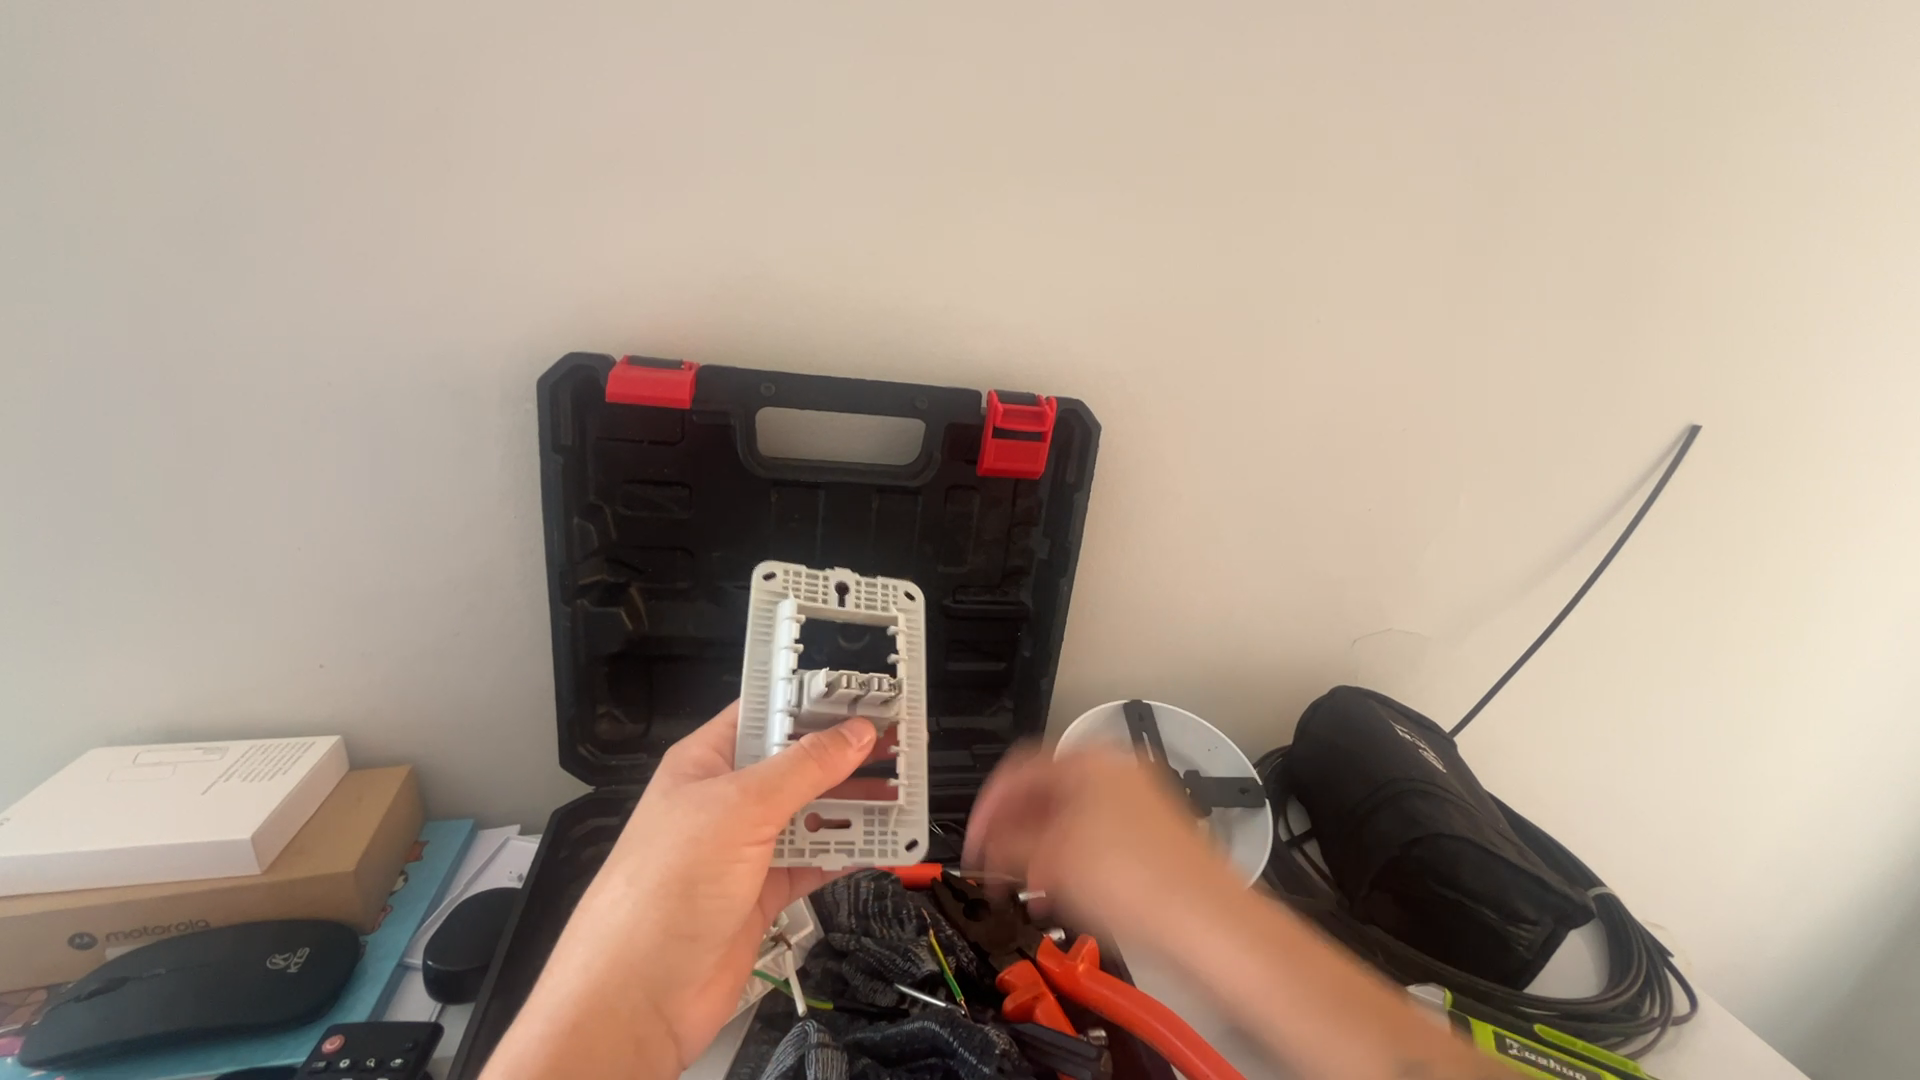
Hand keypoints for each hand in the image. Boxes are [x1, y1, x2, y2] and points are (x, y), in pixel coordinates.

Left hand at [484, 701, 875, 1077]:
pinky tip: (881, 843)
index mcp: (707, 762)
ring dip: (856, 805)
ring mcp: (746, 847)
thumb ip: (803, 767)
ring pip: (813, 813)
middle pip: (798, 764)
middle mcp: (728, 800)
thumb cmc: (663, 890)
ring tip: (901, 792)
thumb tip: (854, 732)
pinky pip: (817, 860)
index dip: (814, 701)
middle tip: (897, 743)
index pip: (768, 713)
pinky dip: (849, 852)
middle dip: (846, 754)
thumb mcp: (740, 809)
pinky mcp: (763, 890)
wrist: (637, 1001)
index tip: (864, 694)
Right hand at [963, 743, 1244, 949]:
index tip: (975, 839)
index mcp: (1090, 760)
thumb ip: (1008, 844)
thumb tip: (990, 844)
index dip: (988, 807)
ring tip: (1026, 885)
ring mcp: (1139, 801)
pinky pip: (1096, 838)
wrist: (1207, 921)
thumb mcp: (1051, 859)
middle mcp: (1117, 771)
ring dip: (1040, 849)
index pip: (1019, 769)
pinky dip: (1071, 860)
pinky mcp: (1154, 836)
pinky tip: (1062, 893)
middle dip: (1015, 830)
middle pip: (1046, 792)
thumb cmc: (1138, 879)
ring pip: (1070, 818)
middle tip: (994, 864)